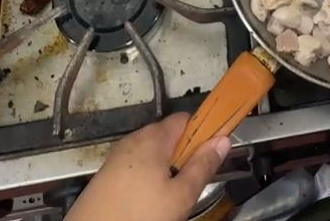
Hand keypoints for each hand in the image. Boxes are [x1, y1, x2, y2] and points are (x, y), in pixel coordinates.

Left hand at [65, 112, 227, 220]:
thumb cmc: (139, 215)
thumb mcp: (180, 196)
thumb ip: (203, 166)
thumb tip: (223, 140)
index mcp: (154, 136)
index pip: (186, 119)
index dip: (203, 132)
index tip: (213, 151)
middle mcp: (134, 138)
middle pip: (169, 137)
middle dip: (183, 156)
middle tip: (190, 184)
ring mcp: (117, 156)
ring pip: (152, 154)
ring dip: (165, 169)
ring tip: (169, 198)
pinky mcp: (106, 175)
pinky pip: (135, 167)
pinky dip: (146, 178)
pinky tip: (146, 203)